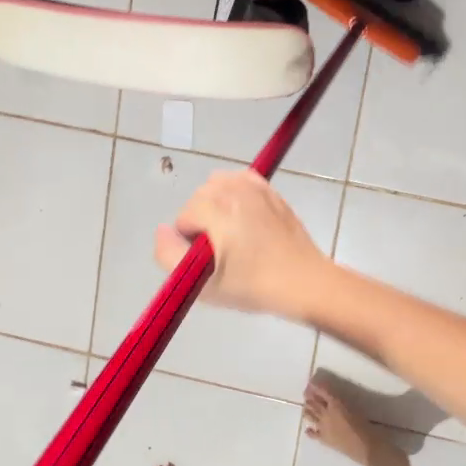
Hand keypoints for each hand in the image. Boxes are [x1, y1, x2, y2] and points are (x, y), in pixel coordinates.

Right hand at [155, 170, 329, 317]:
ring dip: (217, 205)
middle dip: (202, 221)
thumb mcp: (204, 283)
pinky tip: (243, 214)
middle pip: (199, 199)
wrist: (303, 281)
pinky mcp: (271, 191)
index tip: (209, 261)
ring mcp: (255, 187)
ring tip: (231, 233)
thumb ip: (170, 256)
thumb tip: (162, 230)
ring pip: (218, 185)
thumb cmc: (253, 286)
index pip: (183, 218)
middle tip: (220, 250)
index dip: (190, 242)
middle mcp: (233, 190)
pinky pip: (241, 179)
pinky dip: (235, 192)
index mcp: (216, 209)